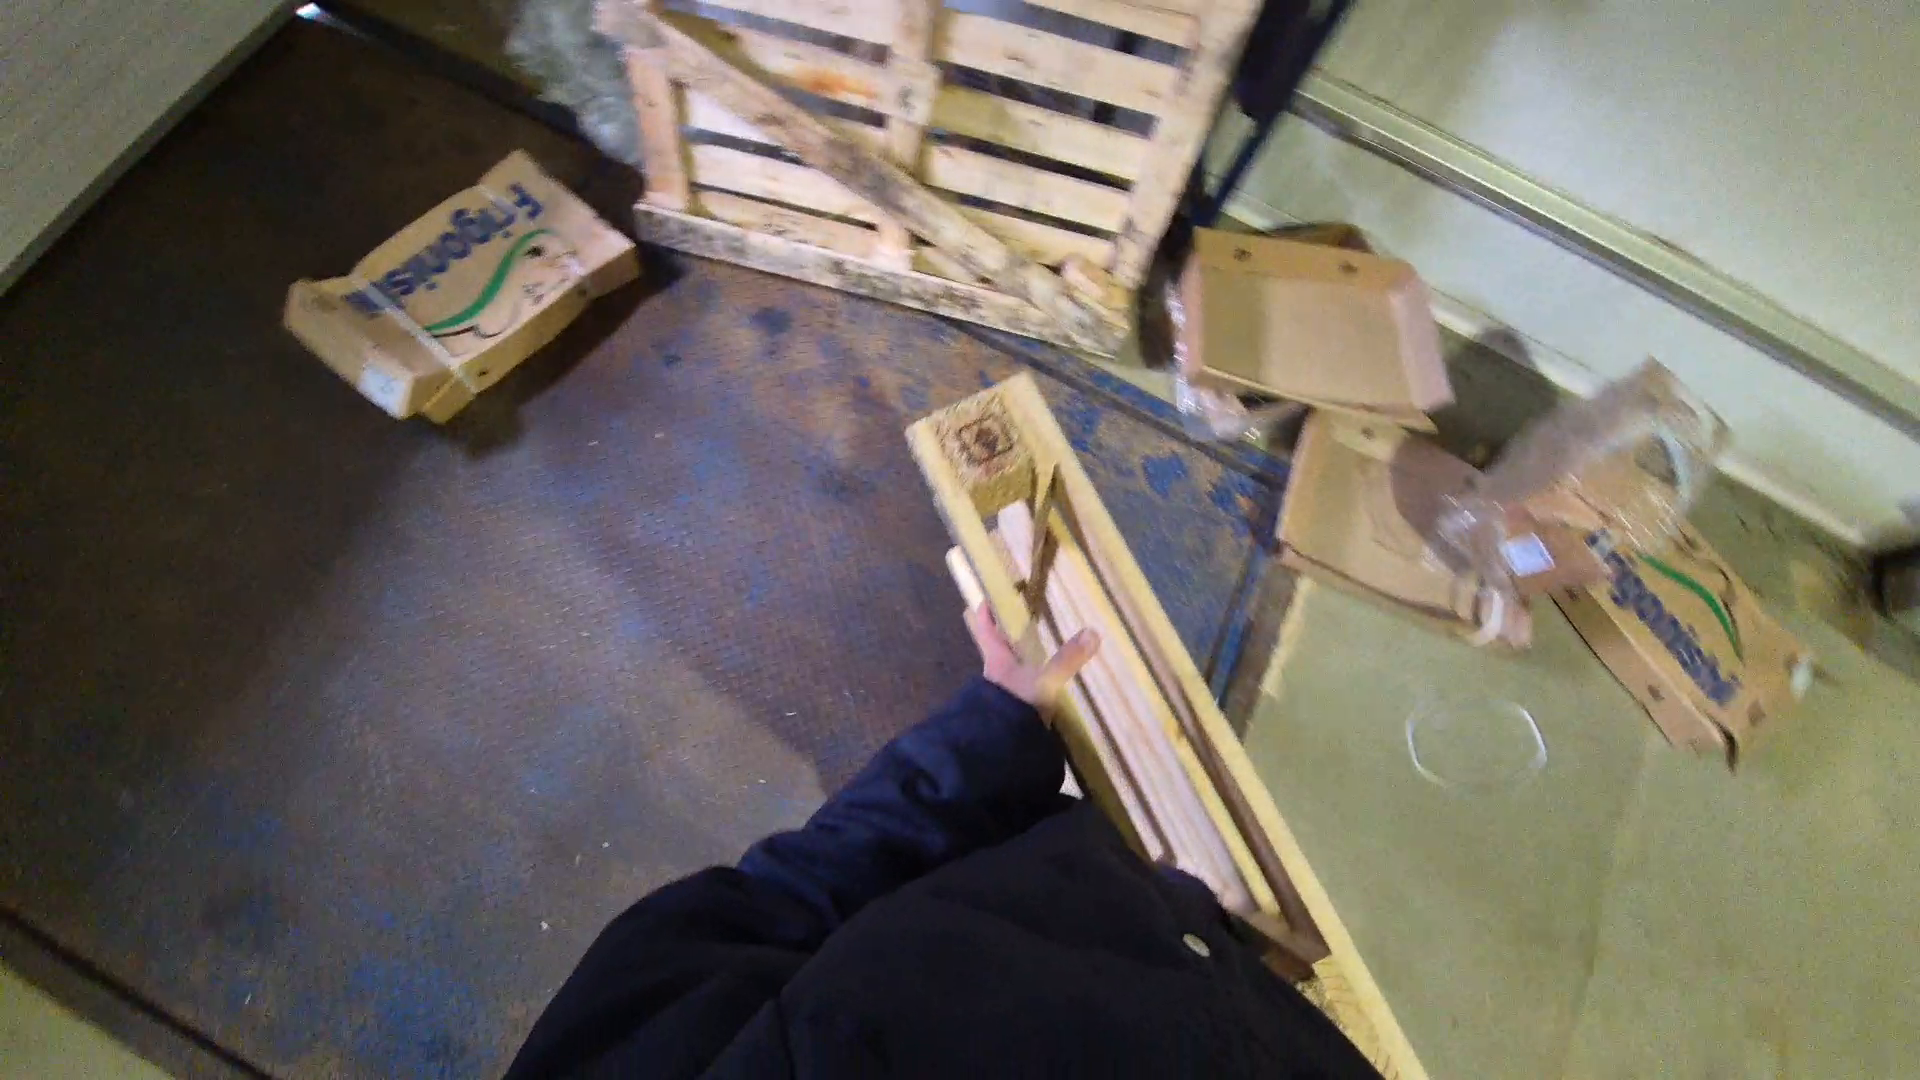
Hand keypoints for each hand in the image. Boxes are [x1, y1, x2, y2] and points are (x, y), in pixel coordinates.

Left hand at [964, 604, 1099, 710]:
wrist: (998, 748)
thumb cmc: (1014, 706)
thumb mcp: (1044, 681)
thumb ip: (1067, 660)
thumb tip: (1092, 633)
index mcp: (996, 658)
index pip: (986, 628)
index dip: (986, 611)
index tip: (989, 596)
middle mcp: (995, 673)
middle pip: (999, 647)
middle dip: (1010, 634)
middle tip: (1027, 619)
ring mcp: (1002, 694)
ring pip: (1010, 668)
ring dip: (1022, 659)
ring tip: (1042, 647)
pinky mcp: (1011, 711)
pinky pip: (1022, 688)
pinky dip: (1032, 681)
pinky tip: (1047, 683)